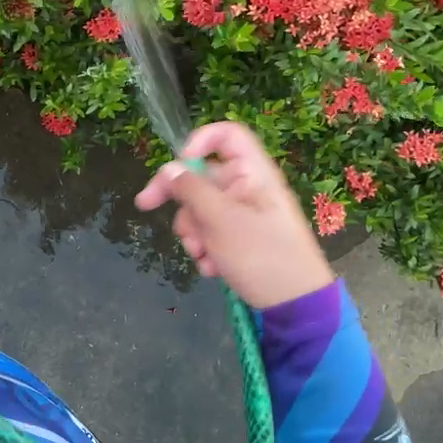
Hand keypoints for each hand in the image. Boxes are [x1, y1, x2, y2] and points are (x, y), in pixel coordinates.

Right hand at [134, 122, 334, 309]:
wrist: (296, 307)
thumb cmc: (262, 255)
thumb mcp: (220, 220)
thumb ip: (191, 190)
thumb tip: (169, 169)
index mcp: (252, 173)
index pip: (226, 135)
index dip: (199, 142)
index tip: (180, 165)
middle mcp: (247, 188)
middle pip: (201, 176)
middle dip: (182, 200)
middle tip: (146, 206)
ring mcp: (244, 214)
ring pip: (200, 207)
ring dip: (193, 231)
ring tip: (202, 254)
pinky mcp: (241, 238)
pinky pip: (210, 231)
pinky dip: (205, 247)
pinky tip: (212, 266)